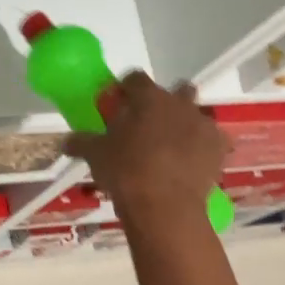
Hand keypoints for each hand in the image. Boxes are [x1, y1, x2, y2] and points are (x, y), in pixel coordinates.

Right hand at [65, 73, 226, 228]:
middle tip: (148, 125)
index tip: (118, 103)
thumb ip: (81, 143)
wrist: (164, 206)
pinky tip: (187, 164)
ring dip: (184, 124)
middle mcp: (179, 103)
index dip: (125, 89)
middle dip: (164, 102)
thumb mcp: (95, 156)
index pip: (135, 78)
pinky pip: (210, 140)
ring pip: (195, 114)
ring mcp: (203, 124)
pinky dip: (200, 147)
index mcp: (147, 98)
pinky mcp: (219, 147)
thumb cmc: (125, 172)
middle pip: (176, 89)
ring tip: (169, 148)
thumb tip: (66, 141)